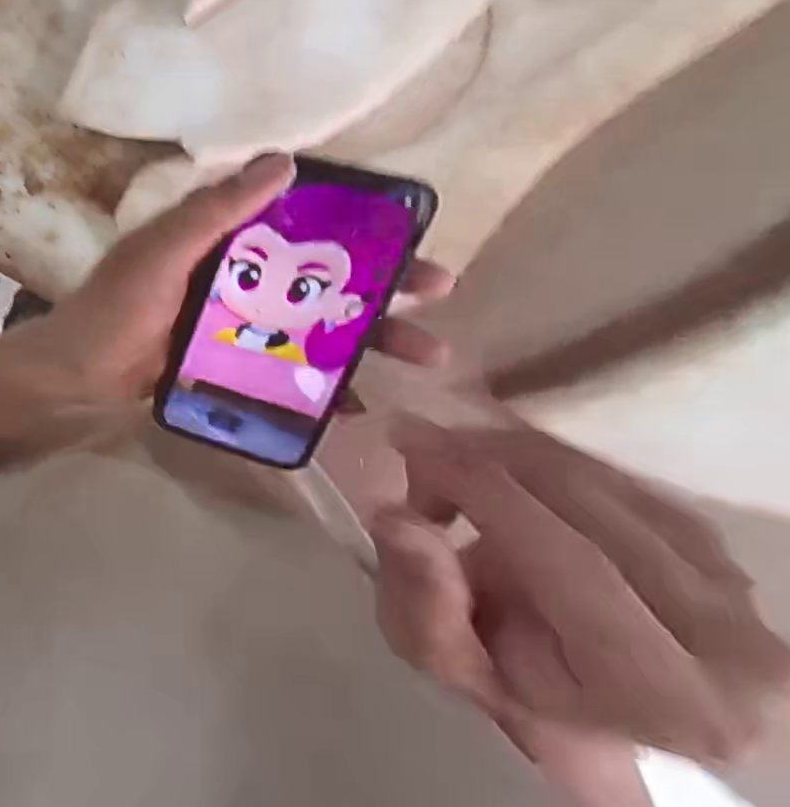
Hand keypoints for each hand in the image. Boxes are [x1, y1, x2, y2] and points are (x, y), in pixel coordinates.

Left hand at [0, 153, 453, 414]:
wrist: (77, 372)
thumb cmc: (115, 306)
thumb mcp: (161, 252)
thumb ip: (212, 212)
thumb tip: (283, 161)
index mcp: (216, 243)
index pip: (296, 224)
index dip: (353, 225)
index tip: (409, 230)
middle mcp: (230, 278)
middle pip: (317, 277)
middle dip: (380, 285)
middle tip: (438, 295)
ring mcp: (231, 324)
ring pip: (313, 325)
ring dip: (368, 340)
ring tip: (424, 359)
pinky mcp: (227, 364)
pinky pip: (286, 371)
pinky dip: (321, 387)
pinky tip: (358, 407)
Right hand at [372, 419, 789, 773]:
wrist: (574, 695)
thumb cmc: (496, 680)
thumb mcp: (437, 657)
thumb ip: (421, 598)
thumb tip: (393, 516)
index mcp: (661, 693)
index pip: (570, 562)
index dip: (484, 492)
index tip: (410, 444)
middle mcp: (731, 648)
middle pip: (591, 511)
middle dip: (485, 461)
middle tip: (412, 442)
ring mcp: (744, 599)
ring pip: (606, 485)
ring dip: (507, 453)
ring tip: (445, 462)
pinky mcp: (724, 556)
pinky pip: (621, 481)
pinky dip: (542, 458)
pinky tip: (493, 465)